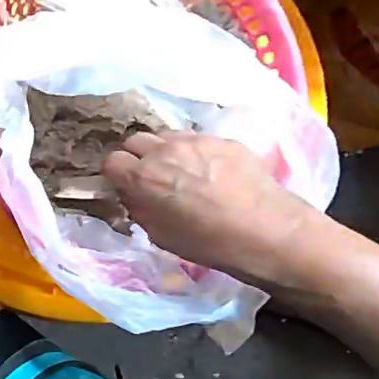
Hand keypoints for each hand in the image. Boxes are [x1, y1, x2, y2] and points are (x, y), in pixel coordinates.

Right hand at [103, 131, 337, 291]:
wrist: (268, 232)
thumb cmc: (207, 243)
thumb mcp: (159, 234)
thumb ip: (139, 208)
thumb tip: (133, 194)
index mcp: (143, 177)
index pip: (110, 161)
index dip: (115, 174)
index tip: (124, 186)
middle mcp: (164, 151)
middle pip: (134, 140)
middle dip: (136, 157)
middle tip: (148, 177)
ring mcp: (195, 141)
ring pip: (164, 136)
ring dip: (163, 151)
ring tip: (179, 170)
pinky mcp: (223, 139)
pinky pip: (195, 139)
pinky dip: (192, 152)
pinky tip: (208, 171)